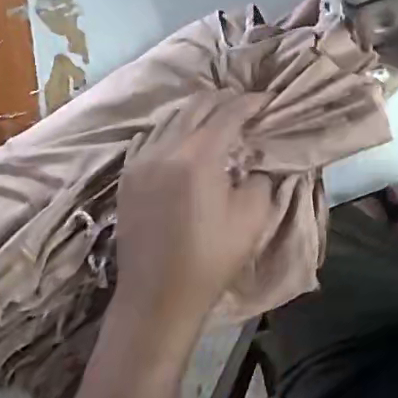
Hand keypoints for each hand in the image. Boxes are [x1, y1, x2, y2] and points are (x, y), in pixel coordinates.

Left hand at [114, 91, 273, 329]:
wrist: (158, 297)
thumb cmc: (211, 258)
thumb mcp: (253, 217)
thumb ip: (259, 178)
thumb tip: (253, 163)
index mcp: (198, 157)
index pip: (229, 113)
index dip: (252, 102)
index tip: (269, 100)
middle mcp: (165, 150)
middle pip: (196, 106)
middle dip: (224, 100)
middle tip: (246, 106)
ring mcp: (140, 162)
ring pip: (171, 119)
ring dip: (198, 113)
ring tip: (218, 120)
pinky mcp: (127, 178)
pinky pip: (150, 138)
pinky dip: (172, 131)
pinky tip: (183, 140)